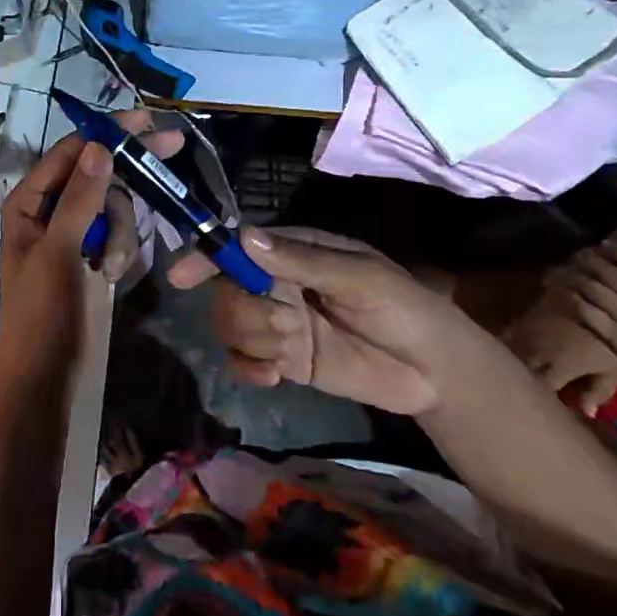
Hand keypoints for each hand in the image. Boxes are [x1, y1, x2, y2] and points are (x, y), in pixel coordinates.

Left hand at [0, 113, 182, 370]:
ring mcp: (73, 233)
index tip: (147, 121)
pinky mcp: (91, 255)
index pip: (72, 152)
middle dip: (128, 174)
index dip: (108, 132)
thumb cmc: (41, 313)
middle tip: (174, 145)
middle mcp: (50, 209)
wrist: (44, 374)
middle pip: (98, 173)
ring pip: (114, 205)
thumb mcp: (59, 252)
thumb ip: (80, 199)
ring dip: (122, 232)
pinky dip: (122, 250)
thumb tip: (100, 146)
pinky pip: (118, 234)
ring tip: (110, 266)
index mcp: (30, 201)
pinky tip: (111, 275)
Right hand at [168, 227, 438, 415]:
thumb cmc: (405, 309)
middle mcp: (278, 283)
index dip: (206, 257)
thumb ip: (303, 261)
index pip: (237, 247)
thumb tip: (244, 238)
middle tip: (288, 325)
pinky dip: (250, 368)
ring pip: (231, 326)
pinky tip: (276, 376)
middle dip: (248, 312)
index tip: (181, 276)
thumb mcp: (360, 278)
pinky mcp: (284, 360)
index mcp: (295, 252)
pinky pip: (242, 361)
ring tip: (296, 349)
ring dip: (257, 340)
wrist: (435, 373)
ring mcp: (279, 322)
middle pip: (227, 291)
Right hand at [504, 302, 616, 416]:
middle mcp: (537, 353)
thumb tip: (585, 412)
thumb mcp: (614, 370)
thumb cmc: (610, 340)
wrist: (600, 300)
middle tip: (524, 389)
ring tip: (510, 372)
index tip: (544, 406)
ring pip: (508, 353)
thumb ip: (598, 392)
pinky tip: (507, 350)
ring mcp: (527, 334)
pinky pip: (506, 336)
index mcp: (559, 368)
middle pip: (520, 372)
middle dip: (521, 382)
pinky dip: (505, 345)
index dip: (541, 400)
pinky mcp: (523, 319)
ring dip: (509, 363)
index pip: (541, 390)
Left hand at [555, 245, 616, 375]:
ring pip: (593, 288)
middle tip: (577, 256)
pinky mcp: (613, 337)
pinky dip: (569, 298)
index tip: (601, 245)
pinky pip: (585, 310)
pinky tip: (559, 290)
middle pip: (610, 273)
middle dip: (587, 260)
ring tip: (562, 271)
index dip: (615, 251)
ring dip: (571, 276)